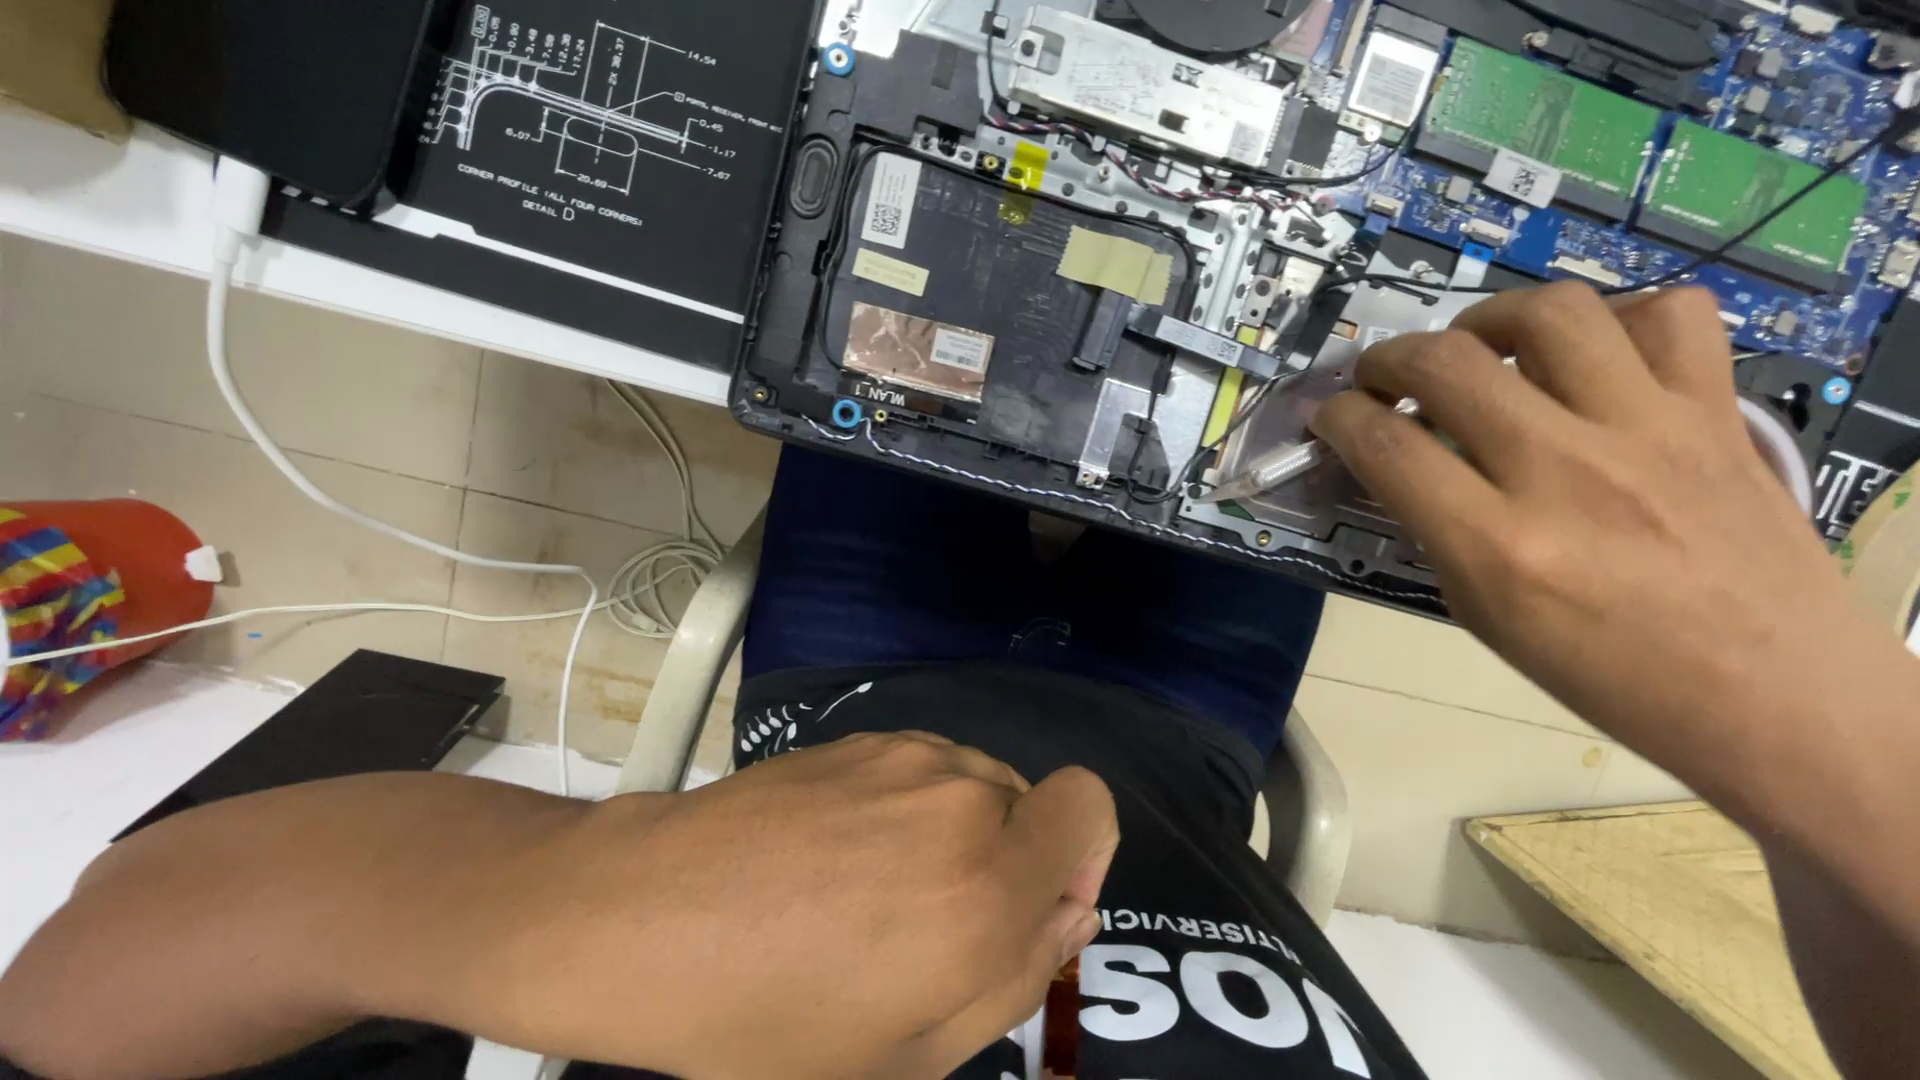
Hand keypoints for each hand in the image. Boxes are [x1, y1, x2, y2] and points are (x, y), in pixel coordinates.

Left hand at [459, 732, 1117, 1079]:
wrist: (648, 917)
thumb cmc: (770, 1017)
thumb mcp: (908, 1053)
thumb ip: (1013, 978)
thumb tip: (1066, 908)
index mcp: (988, 886)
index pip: (1091, 807)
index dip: (1080, 854)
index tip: (1030, 904)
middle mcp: (961, 799)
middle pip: (1033, 804)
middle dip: (1012, 858)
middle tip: (935, 919)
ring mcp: (906, 757)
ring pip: (977, 782)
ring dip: (959, 830)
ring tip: (876, 884)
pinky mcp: (859, 737)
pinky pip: (923, 767)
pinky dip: (911, 804)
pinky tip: (839, 848)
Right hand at [1310, 284, 1912, 802]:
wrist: (1776, 695)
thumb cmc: (1608, 674)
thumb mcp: (1484, 615)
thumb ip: (1436, 529)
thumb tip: (1396, 462)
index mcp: (1499, 547)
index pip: (1384, 444)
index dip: (1336, 417)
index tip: (1331, 418)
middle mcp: (1568, 473)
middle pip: (1446, 363)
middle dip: (1386, 360)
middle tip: (1382, 381)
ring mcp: (1651, 432)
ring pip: (1552, 313)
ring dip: (1488, 319)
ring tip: (1477, 349)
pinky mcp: (1719, 412)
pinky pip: (1668, 315)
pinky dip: (1616, 319)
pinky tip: (1590, 357)